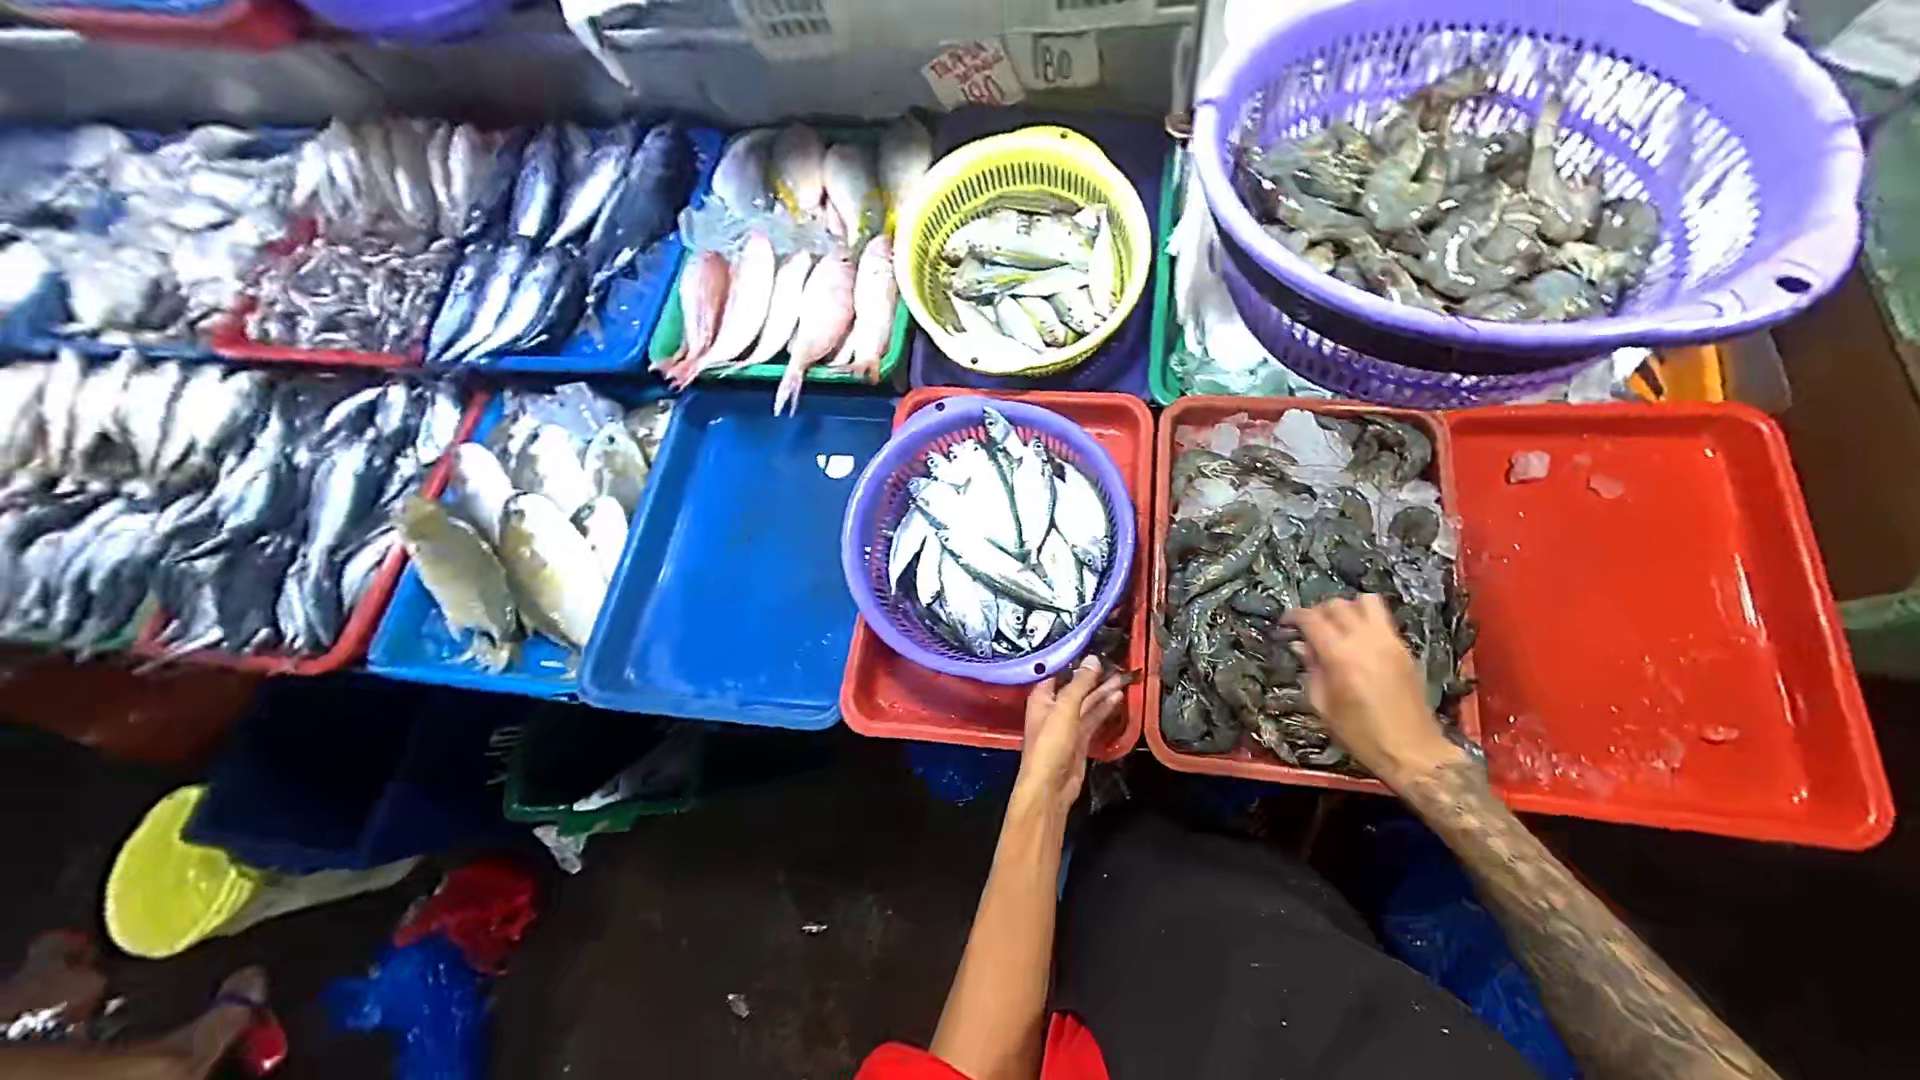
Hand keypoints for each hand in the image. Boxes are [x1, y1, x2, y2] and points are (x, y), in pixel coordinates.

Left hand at [1016, 656, 1129, 813]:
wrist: (1051, 785)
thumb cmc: (1051, 743)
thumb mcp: (1065, 708)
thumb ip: (1080, 683)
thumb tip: (1093, 659)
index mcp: (1042, 697)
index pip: (1059, 673)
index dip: (1076, 662)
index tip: (1095, 650)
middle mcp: (1053, 708)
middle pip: (1076, 688)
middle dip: (1095, 677)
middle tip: (1116, 664)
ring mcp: (1067, 724)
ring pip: (1088, 703)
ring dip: (1103, 692)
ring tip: (1122, 678)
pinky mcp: (1080, 738)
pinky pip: (1093, 718)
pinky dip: (1104, 708)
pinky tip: (1118, 697)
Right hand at [1290, 595, 1465, 789]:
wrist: (1412, 750)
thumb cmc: (1360, 733)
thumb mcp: (1322, 704)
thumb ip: (1312, 669)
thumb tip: (1302, 646)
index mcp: (1339, 655)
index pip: (1311, 618)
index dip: (1293, 616)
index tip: (1285, 624)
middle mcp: (1365, 640)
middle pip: (1337, 605)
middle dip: (1318, 611)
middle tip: (1309, 628)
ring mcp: (1389, 641)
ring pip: (1365, 602)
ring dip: (1346, 608)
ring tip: (1337, 625)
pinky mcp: (1404, 648)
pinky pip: (1383, 619)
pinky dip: (1366, 619)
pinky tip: (1357, 639)